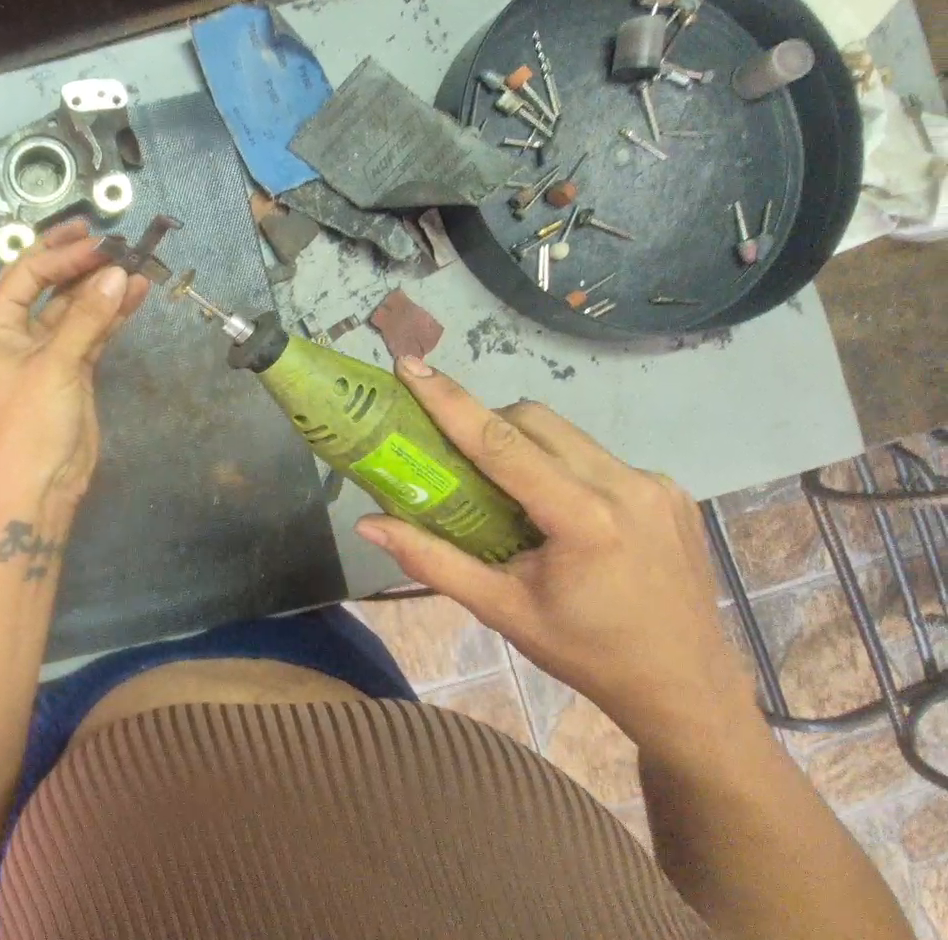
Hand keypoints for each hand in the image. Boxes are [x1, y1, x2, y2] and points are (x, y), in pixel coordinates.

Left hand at [0, 220, 150, 517]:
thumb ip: (86, 318)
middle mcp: (15, 334)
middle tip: (114, 239)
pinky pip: (91, 332)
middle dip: (79, 262)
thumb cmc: (28, 426)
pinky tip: (136, 294)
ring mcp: (45, 353)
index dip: (61, 254)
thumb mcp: (54, 367)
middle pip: (47, 285)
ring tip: (138, 262)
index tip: (101, 242)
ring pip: (74, 308)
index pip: (25, 274)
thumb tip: (118, 272)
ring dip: (102, 287)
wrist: (35, 490)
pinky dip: (112, 315)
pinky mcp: (71, 371)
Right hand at [354, 356, 755, 756]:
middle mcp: (627, 487)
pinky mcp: (671, 493)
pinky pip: (596, 456)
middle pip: (535, 422)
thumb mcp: (500, 610)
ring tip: (501, 489)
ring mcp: (657, 486)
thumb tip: (367, 525)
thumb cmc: (585, 651)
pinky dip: (558, 465)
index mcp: (585, 519)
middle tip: (451, 455)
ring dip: (522, 444)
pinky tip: (553, 510)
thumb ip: (432, 560)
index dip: (451, 401)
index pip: (502, 444)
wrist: (687, 688)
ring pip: (567, 434)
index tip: (411, 366)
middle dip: (485, 422)